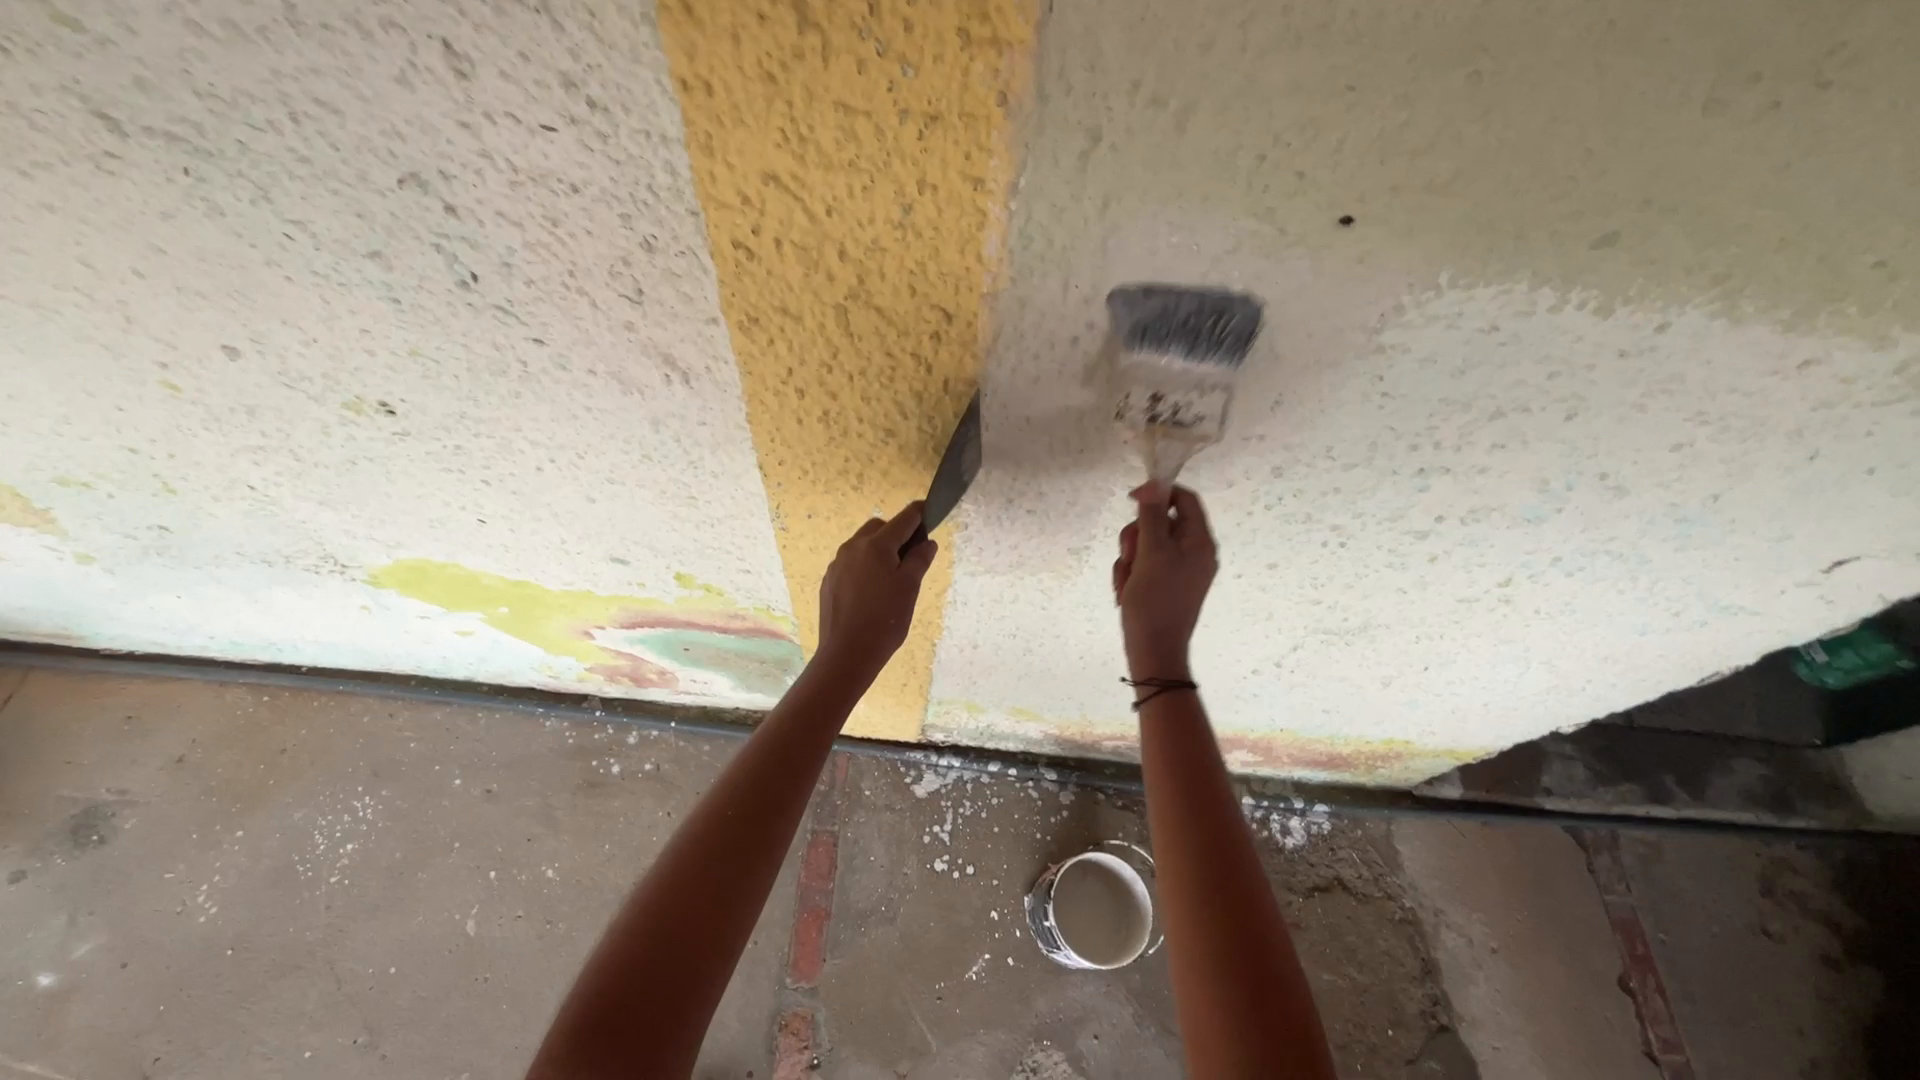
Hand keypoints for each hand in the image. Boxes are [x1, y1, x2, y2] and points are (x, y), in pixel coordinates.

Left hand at [815, 501, 938, 678]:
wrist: (847, 653)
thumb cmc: (885, 620)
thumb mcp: (910, 588)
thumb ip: (919, 560)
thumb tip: (928, 542)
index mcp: (876, 545)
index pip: (904, 518)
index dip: (920, 514)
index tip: (931, 513)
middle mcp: (853, 547)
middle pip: (879, 527)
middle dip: (897, 533)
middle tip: (912, 556)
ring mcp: (837, 564)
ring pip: (862, 544)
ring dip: (879, 549)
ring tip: (892, 577)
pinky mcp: (829, 580)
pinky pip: (851, 562)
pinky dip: (865, 565)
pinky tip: (872, 591)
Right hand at [1113, 484, 1216, 677]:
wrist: (1154, 651)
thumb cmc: (1155, 600)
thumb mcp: (1151, 553)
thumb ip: (1152, 516)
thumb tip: (1153, 484)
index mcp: (1200, 541)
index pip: (1184, 499)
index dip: (1159, 493)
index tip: (1131, 500)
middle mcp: (1194, 552)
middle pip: (1161, 521)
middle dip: (1137, 534)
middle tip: (1130, 554)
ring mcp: (1179, 570)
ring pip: (1147, 543)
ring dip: (1129, 557)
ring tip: (1126, 580)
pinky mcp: (1165, 584)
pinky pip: (1144, 565)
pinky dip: (1131, 574)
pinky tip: (1126, 591)